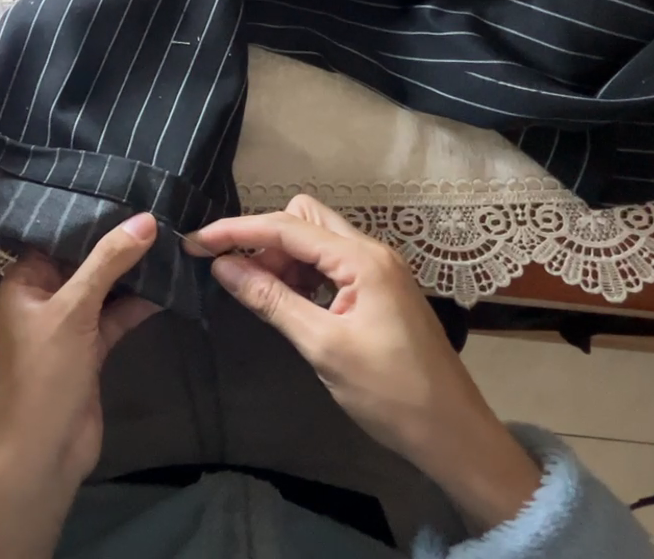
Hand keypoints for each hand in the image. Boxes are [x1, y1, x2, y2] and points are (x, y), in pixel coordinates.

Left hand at [0, 213, 161, 557]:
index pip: (55, 236)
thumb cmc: (47, 373)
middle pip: (82, 259)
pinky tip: (168, 286)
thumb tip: (144, 220)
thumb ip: (108, 263)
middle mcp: (43, 296)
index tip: (122, 189)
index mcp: (23, 281)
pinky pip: (115, 315)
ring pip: (102, 287)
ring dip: (131, 272)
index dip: (86, 215)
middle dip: (115, 242)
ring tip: (167, 239)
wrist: (47, 451)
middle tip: (153, 209)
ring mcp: (68, 323)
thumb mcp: (75, 311)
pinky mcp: (90, 347)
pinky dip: (137, 303)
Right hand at [188, 195, 539, 529]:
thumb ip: (270, 299)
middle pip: (303, 217)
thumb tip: (222, 266)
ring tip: (260, 293)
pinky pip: (329, 261)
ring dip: (282, 256)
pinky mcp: (379, 287)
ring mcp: (379, 268)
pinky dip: (302, 272)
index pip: (286, 227)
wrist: (456, 437)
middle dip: (263, 237)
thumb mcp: (322, 346)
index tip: (196, 242)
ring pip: (315, 238)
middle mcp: (371, 251)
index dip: (236, 231)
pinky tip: (289, 300)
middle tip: (237, 273)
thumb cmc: (390, 394)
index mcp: (362, 259)